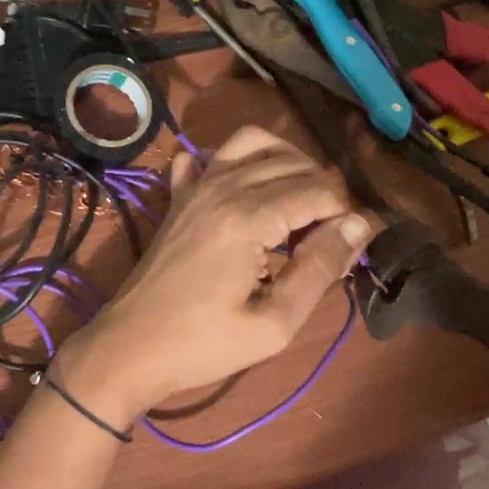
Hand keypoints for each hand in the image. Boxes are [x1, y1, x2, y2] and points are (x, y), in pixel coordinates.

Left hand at [62, 126, 376, 424]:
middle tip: (323, 242)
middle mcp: (222, 186)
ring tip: (295, 208)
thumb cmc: (202, 345)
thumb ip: (319, 269)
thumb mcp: (273, 323)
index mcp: (247, 216)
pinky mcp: (178, 196)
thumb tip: (358, 226)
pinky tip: (245, 193)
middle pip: (293, 162)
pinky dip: (234, 160)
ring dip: (286, 165)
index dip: (346, 216)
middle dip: (322, 193)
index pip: (320, 190)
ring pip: (254, 142)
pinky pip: (209, 155)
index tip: (348, 252)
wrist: (130, 346)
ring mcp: (195, 186)